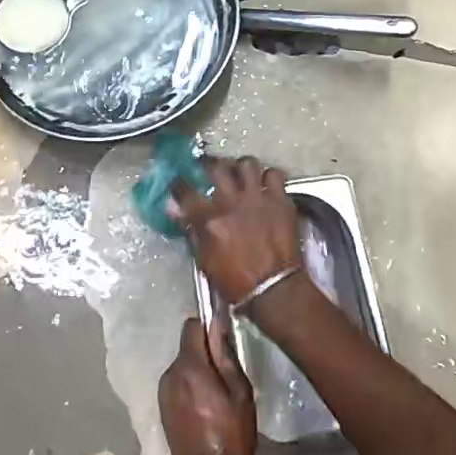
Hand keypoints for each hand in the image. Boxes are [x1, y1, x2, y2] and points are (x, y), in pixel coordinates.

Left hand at [159, 316, 254, 454]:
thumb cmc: (232, 437)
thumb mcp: (240, 394)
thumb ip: (225, 356)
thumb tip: (216, 324)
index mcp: (188, 366)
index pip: (191, 326)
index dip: (207, 327)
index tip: (222, 338)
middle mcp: (169, 372)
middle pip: (187, 348)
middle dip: (205, 354)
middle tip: (226, 377)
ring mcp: (162, 390)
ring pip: (182, 367)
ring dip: (197, 372)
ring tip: (217, 398)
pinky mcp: (161, 406)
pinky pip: (177, 384)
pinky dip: (189, 388)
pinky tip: (204, 410)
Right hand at [169, 156, 301, 305]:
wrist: (276, 291)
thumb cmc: (236, 281)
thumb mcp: (204, 260)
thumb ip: (190, 230)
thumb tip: (174, 209)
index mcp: (209, 218)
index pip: (185, 191)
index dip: (178, 183)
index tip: (177, 182)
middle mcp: (232, 202)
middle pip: (217, 167)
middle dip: (209, 164)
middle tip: (209, 168)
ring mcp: (258, 199)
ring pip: (247, 164)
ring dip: (241, 167)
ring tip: (240, 173)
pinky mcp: (281, 202)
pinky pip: (276, 175)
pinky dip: (270, 177)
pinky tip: (266, 186)